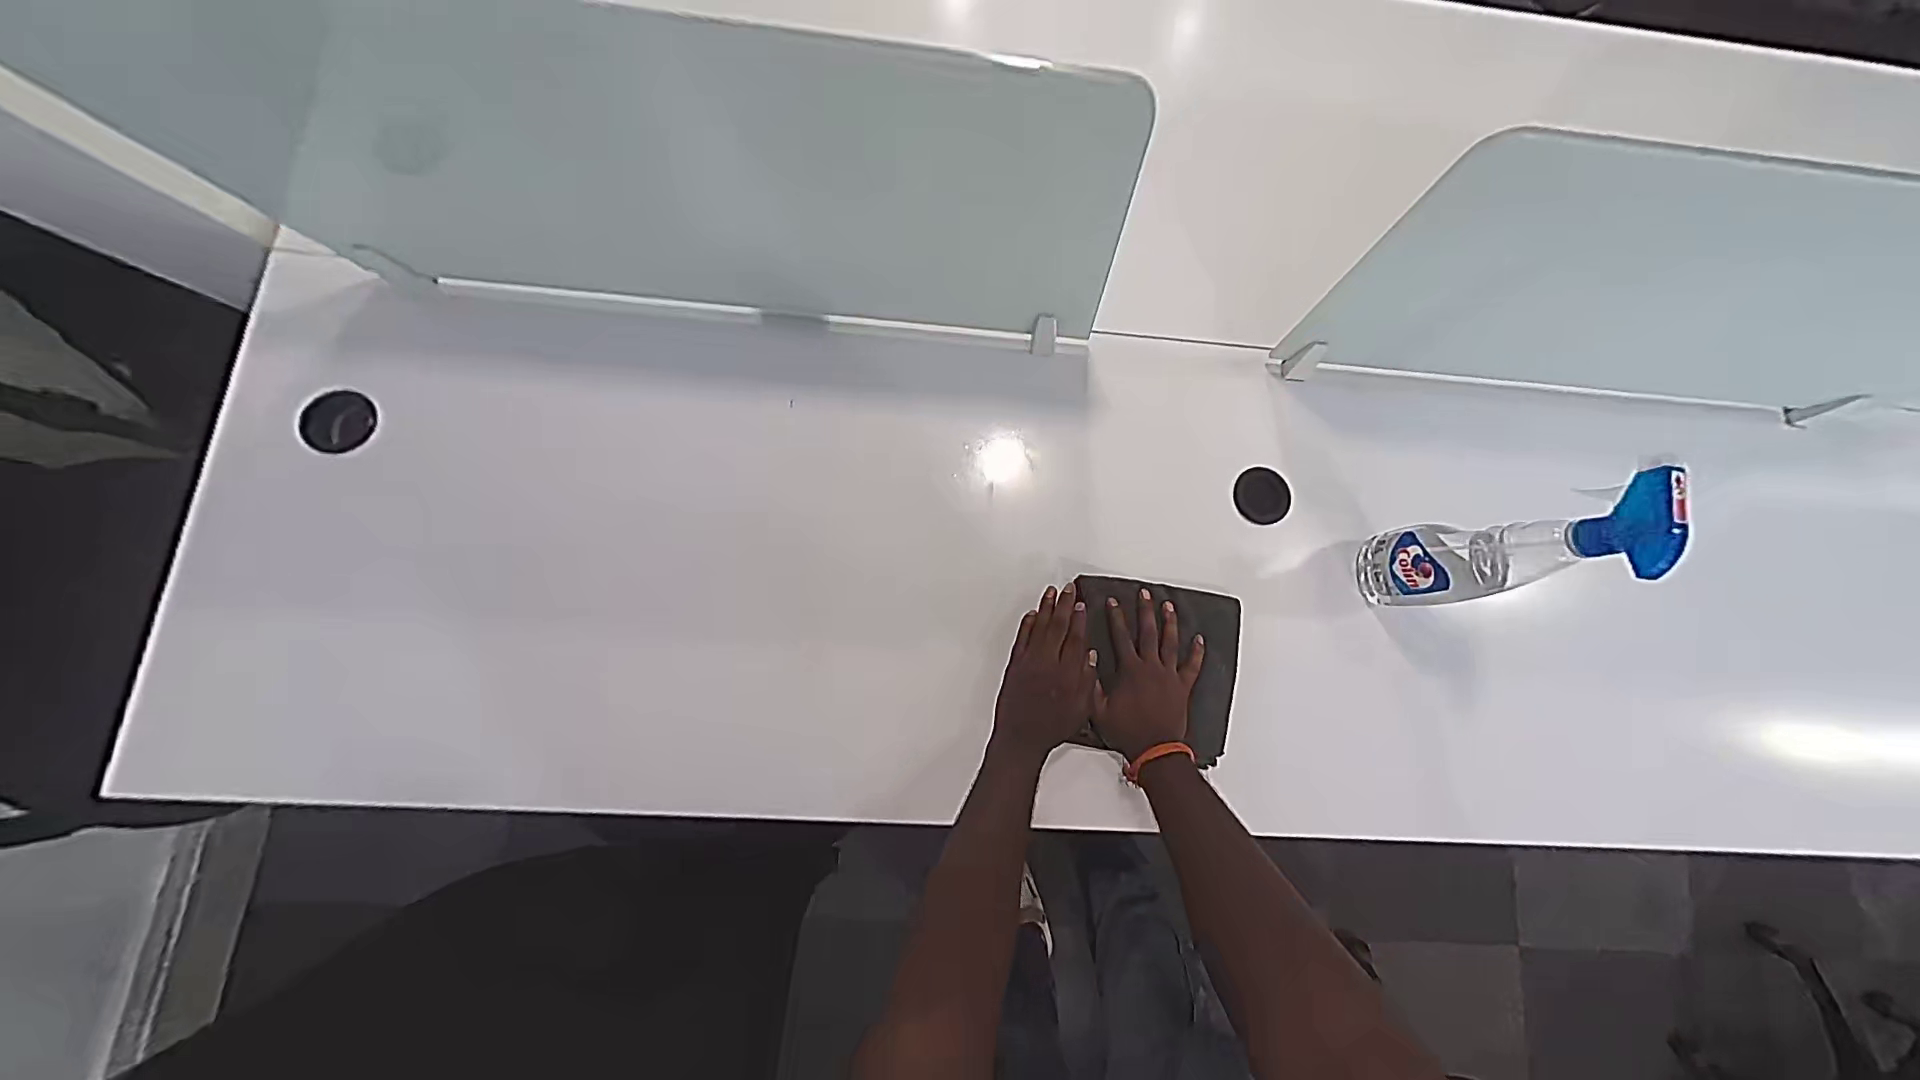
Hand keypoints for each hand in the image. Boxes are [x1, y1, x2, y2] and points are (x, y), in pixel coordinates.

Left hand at [991, 583, 1096, 765]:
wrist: (1022, 736)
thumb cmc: (1052, 727)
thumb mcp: (1081, 709)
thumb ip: (1088, 681)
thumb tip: (1090, 657)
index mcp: (1068, 674)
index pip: (1076, 637)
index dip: (1080, 618)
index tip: (1082, 604)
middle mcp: (1049, 664)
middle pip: (1059, 626)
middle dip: (1065, 604)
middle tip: (1068, 589)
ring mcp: (1030, 662)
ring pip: (1040, 627)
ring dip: (1046, 607)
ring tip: (1051, 593)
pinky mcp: (1015, 665)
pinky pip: (1022, 638)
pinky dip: (1028, 624)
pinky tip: (1033, 614)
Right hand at [1093, 589, 1204, 759]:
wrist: (1155, 749)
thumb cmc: (1127, 731)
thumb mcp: (1099, 710)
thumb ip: (1092, 685)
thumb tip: (1088, 661)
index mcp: (1130, 670)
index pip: (1120, 636)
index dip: (1116, 617)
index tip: (1113, 602)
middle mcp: (1150, 668)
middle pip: (1148, 632)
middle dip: (1145, 611)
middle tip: (1144, 594)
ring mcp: (1169, 676)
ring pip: (1170, 642)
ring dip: (1169, 622)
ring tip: (1168, 606)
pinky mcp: (1182, 687)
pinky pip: (1192, 666)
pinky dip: (1197, 652)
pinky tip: (1199, 639)